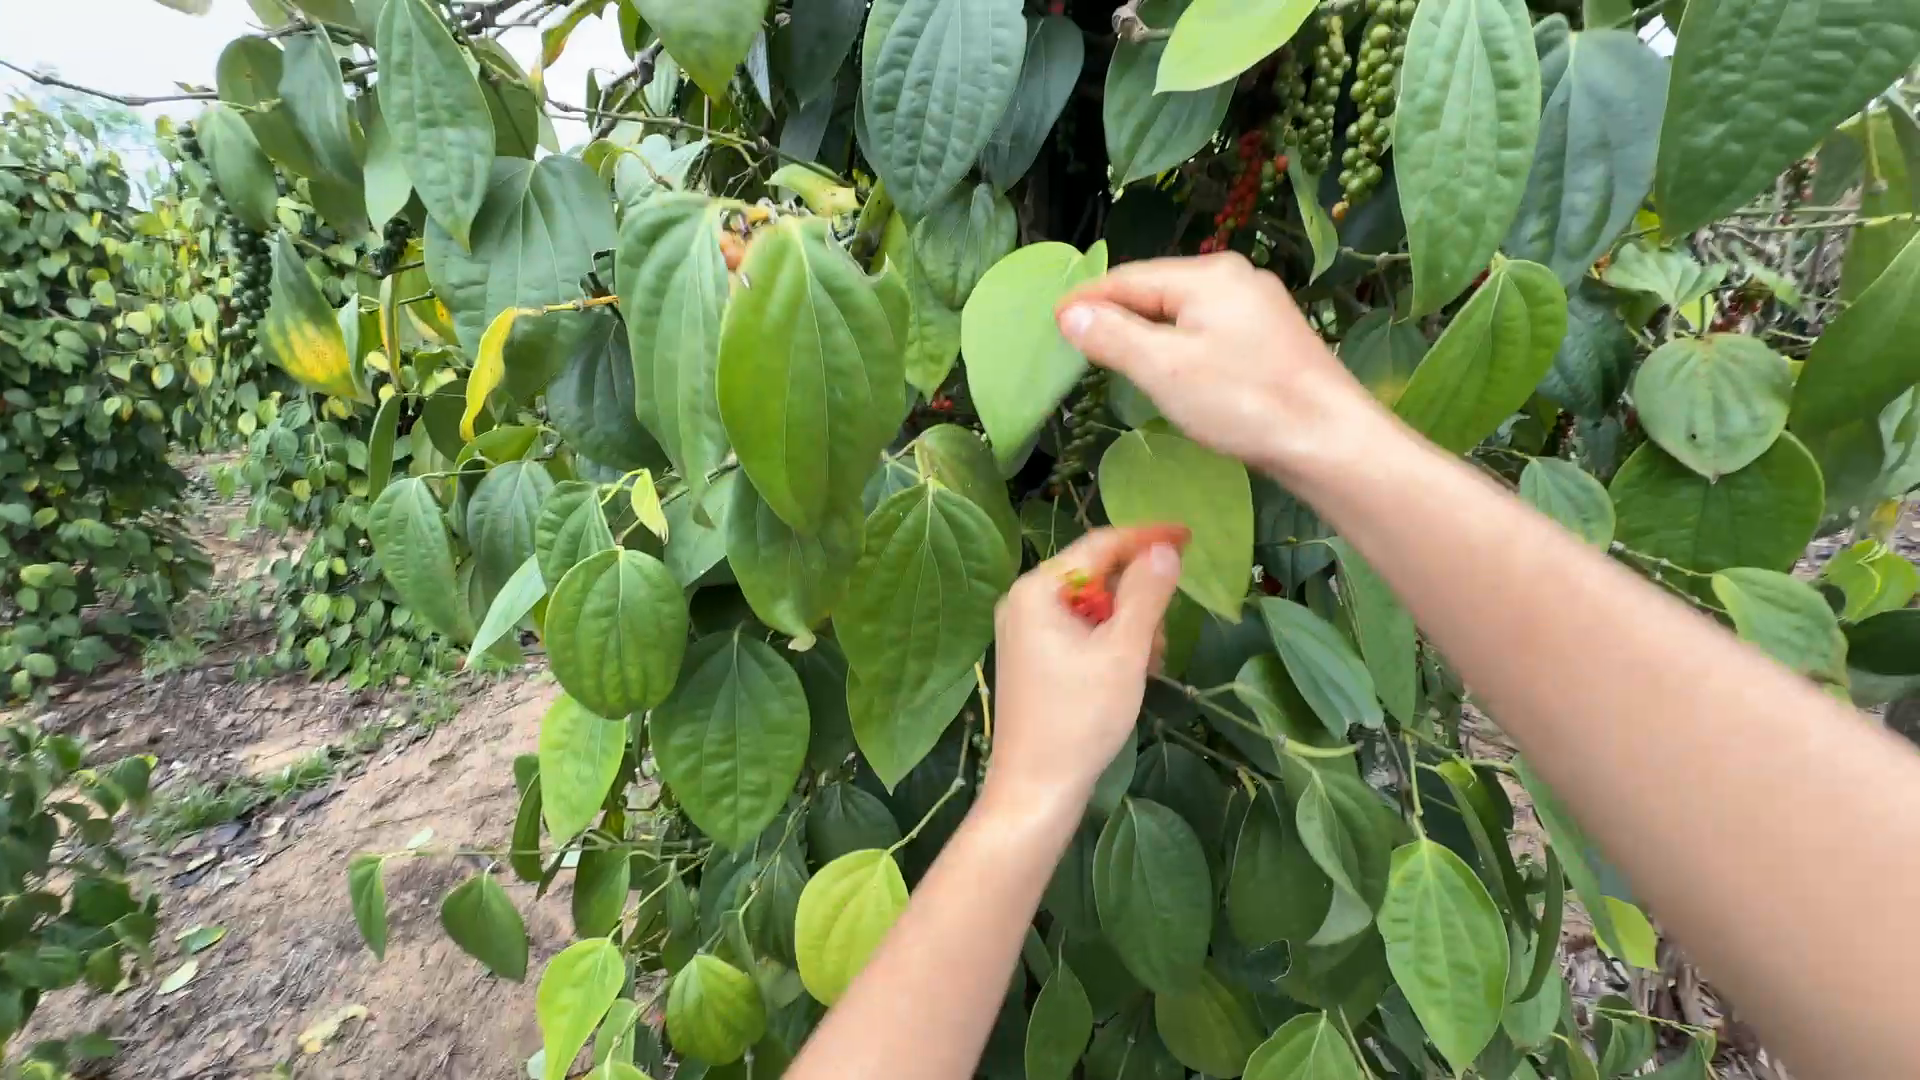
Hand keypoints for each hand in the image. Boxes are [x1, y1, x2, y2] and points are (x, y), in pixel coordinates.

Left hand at [984, 526, 1186, 818]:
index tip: (1189, 536)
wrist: (1036, 788)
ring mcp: (1026, 631)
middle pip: (1096, 577)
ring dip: (1129, 627)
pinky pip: (1080, 632)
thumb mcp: (1123, 653)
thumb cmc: (1079, 718)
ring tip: (1147, 665)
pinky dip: (1110, 645)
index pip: (1099, 545)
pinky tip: (1128, 674)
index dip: (1146, 538)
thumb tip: (1165, 550)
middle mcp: (1024, 602)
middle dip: (1137, 601)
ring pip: (1094, 608)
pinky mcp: (1034, 657)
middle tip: (1161, 639)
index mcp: (1037, 590)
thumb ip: (1146, 595)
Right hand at [1056, 253, 1395, 486]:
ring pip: (1182, 311)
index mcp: (1208, 276)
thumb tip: (1070, 313)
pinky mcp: (1269, 340)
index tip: (1053, 320)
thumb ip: (1113, 337)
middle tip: (1075, 339)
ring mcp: (1257, 309)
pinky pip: (1205, 330)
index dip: (1087, 299)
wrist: (1328, 439)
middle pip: (1156, 290)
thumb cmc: (1242, 401)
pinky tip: (1166, 365)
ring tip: (1110, 351)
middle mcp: (1235, 280)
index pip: (1129, 278)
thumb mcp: (1164, 369)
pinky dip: (1174, 343)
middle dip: (1114, 312)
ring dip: (1143, 329)